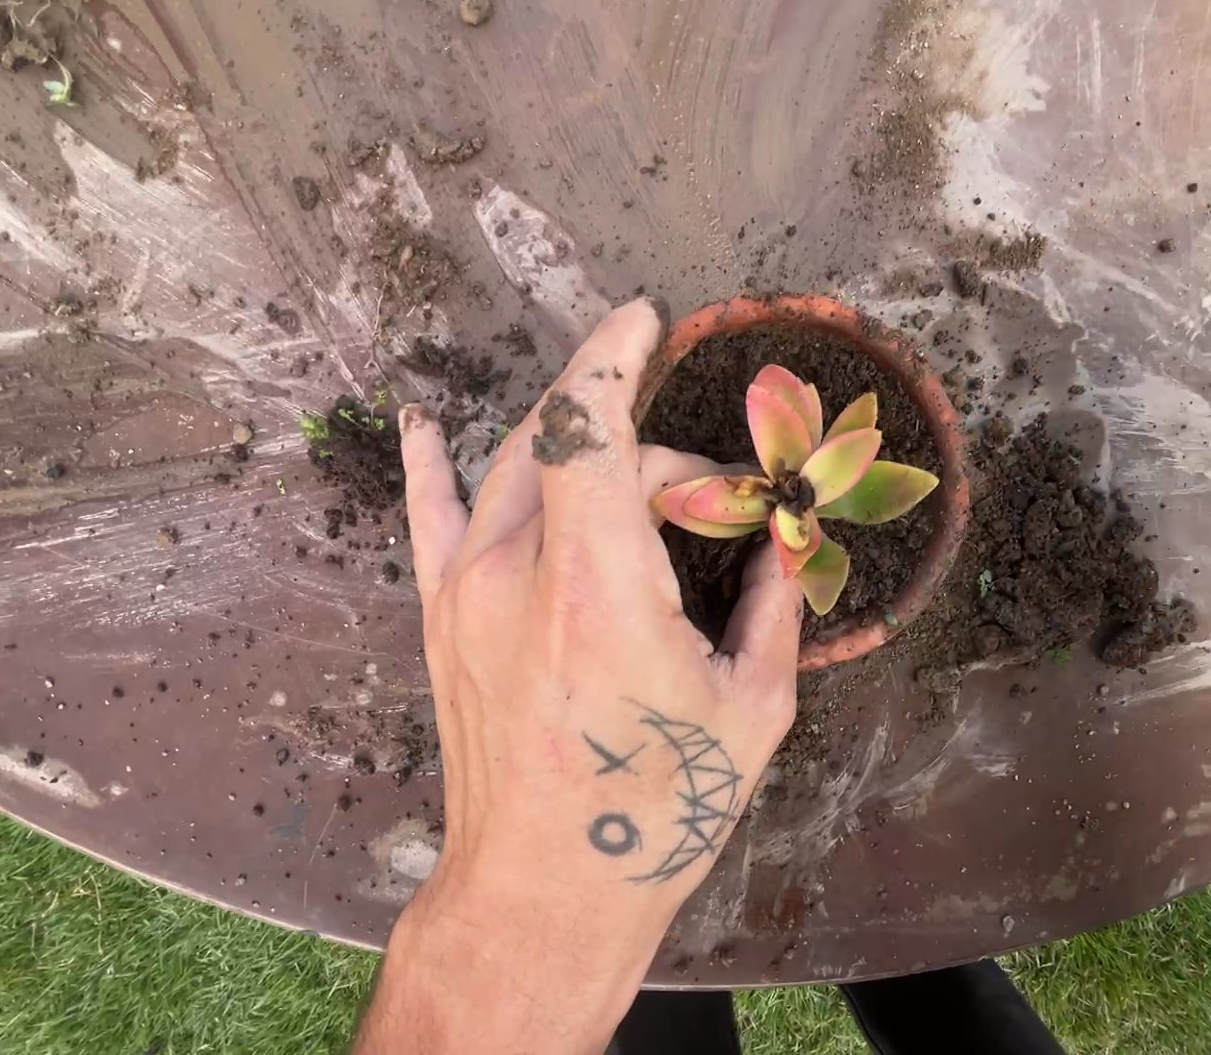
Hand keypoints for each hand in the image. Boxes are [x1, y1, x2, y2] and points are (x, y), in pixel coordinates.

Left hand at [353, 298, 802, 1054]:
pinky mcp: (442, 619)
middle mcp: (516, 576)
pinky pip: (429, 518)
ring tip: (632, 461)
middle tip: (709, 501)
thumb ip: (774, 601)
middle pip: (574, 447)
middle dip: (651, 449)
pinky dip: (429, 464)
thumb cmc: (658, 810)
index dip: (614, 357)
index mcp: (600, 592)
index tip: (646, 319)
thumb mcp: (754, 708)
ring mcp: (465, 593)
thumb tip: (789, 536)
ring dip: (579, 442)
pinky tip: (420, 424)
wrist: (543, 892)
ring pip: (514, 465)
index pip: (590, 429)